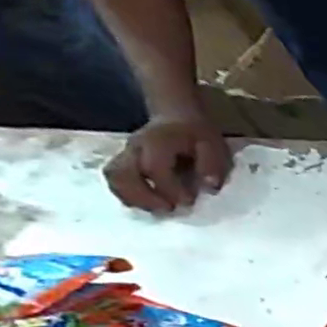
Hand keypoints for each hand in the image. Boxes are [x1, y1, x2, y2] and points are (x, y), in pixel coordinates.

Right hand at [105, 115, 231, 213]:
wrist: (177, 116)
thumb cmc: (197, 133)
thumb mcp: (213, 144)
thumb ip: (212, 164)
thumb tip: (211, 186)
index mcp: (157, 142)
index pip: (153, 167)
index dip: (168, 188)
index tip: (187, 202)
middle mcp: (135, 147)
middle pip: (122, 173)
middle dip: (142, 196)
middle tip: (167, 210)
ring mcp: (125, 153)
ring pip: (114, 177)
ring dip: (132, 197)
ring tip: (157, 209)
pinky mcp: (123, 160)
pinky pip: (115, 179)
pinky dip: (127, 194)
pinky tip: (147, 203)